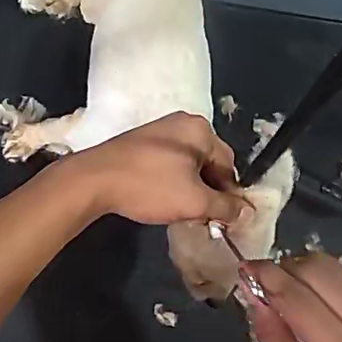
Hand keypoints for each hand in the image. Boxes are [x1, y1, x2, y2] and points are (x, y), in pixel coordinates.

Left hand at [57, 112, 246, 225]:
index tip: (224, 218)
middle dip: (210, 190)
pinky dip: (173, 181)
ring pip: (189, 164)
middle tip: (205, 217)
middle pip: (209, 162)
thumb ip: (225, 206)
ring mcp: (160, 130)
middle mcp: (183, 123)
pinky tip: (164, 199)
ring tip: (184, 211)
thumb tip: (247, 210)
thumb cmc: (150, 186)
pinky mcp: (141, 143)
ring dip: (191, 188)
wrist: (94, 180)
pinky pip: (169, 163)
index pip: (229, 164)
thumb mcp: (194, 201)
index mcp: (200, 130)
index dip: (230, 193)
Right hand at [244, 253, 341, 341]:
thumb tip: (256, 297)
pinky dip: (327, 282)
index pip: (298, 298)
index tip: (245, 267)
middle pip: (317, 270)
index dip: (267, 276)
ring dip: (305, 271)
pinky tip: (322, 305)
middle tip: (267, 284)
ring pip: (335, 267)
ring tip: (292, 294)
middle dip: (285, 268)